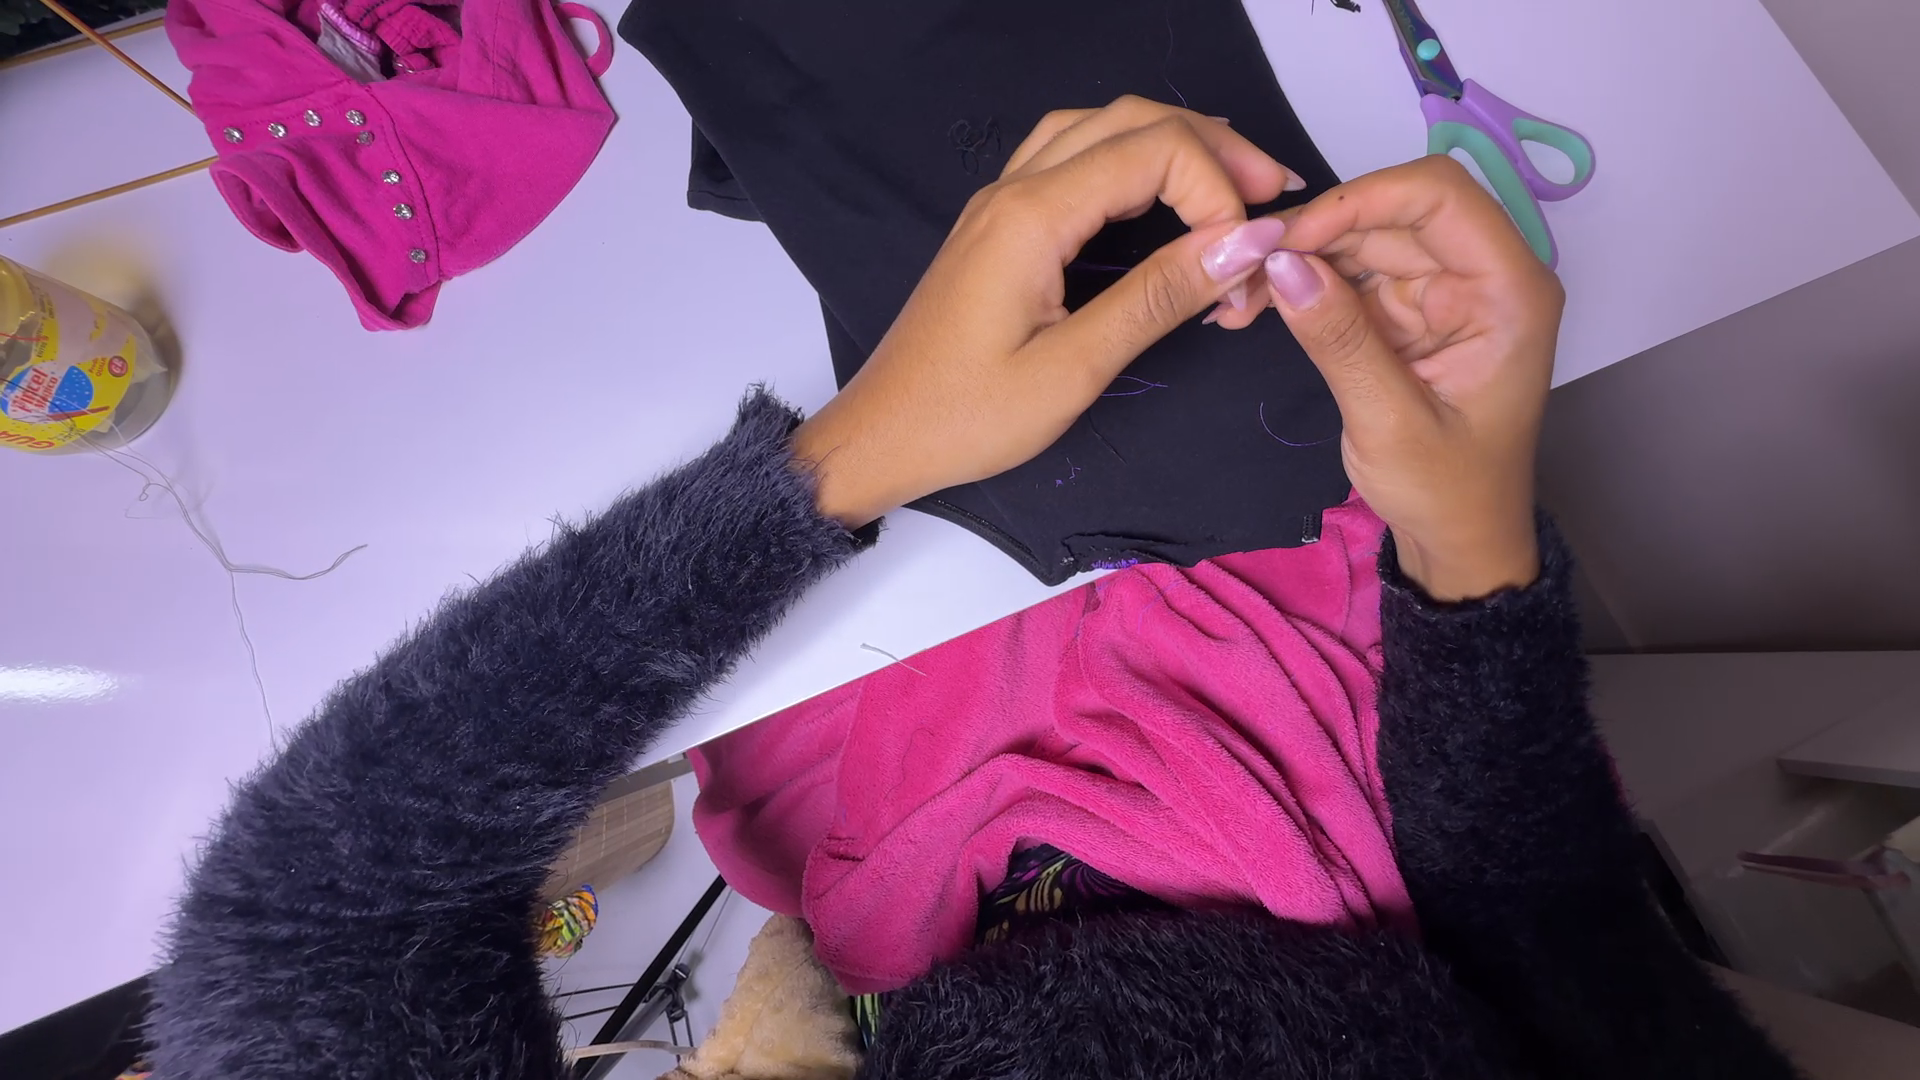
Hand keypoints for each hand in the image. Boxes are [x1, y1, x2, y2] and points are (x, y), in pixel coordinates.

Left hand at [792, 96, 1307, 527]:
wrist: (883, 436)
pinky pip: (1063, 166)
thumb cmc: (965, 419)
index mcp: (1030, 218)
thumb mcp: (1072, 368)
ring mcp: (995, 209)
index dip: (1218, 186)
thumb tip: (1243, 244)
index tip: (1248, 251)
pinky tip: (1147, 198)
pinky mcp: (992, 235)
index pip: (1152, 150)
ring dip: (1164, 146)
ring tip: (1223, 186)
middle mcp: (1010, 193)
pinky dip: (1119, 168)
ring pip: (1093, 133)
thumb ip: (1156, 299)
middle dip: (1209, 146)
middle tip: (1269, 194)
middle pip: (1126, 121)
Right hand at [1227, 156, 1563, 600]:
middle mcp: (1475, 278)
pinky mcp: (1401, 320)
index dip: (1358, 200)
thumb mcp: (1388, 420)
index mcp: (1505, 290)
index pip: (1437, 198)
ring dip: (1297, 263)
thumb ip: (1339, 340)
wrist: (1456, 536)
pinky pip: (1347, 284)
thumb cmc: (1444, 488)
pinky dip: (1301, 291)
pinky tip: (1256, 308)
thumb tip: (1282, 265)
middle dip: (1313, 236)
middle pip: (1390, 216)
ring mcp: (1436, 297)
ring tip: (1237, 298)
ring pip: (1360, 246)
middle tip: (1241, 272)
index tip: (1287, 242)